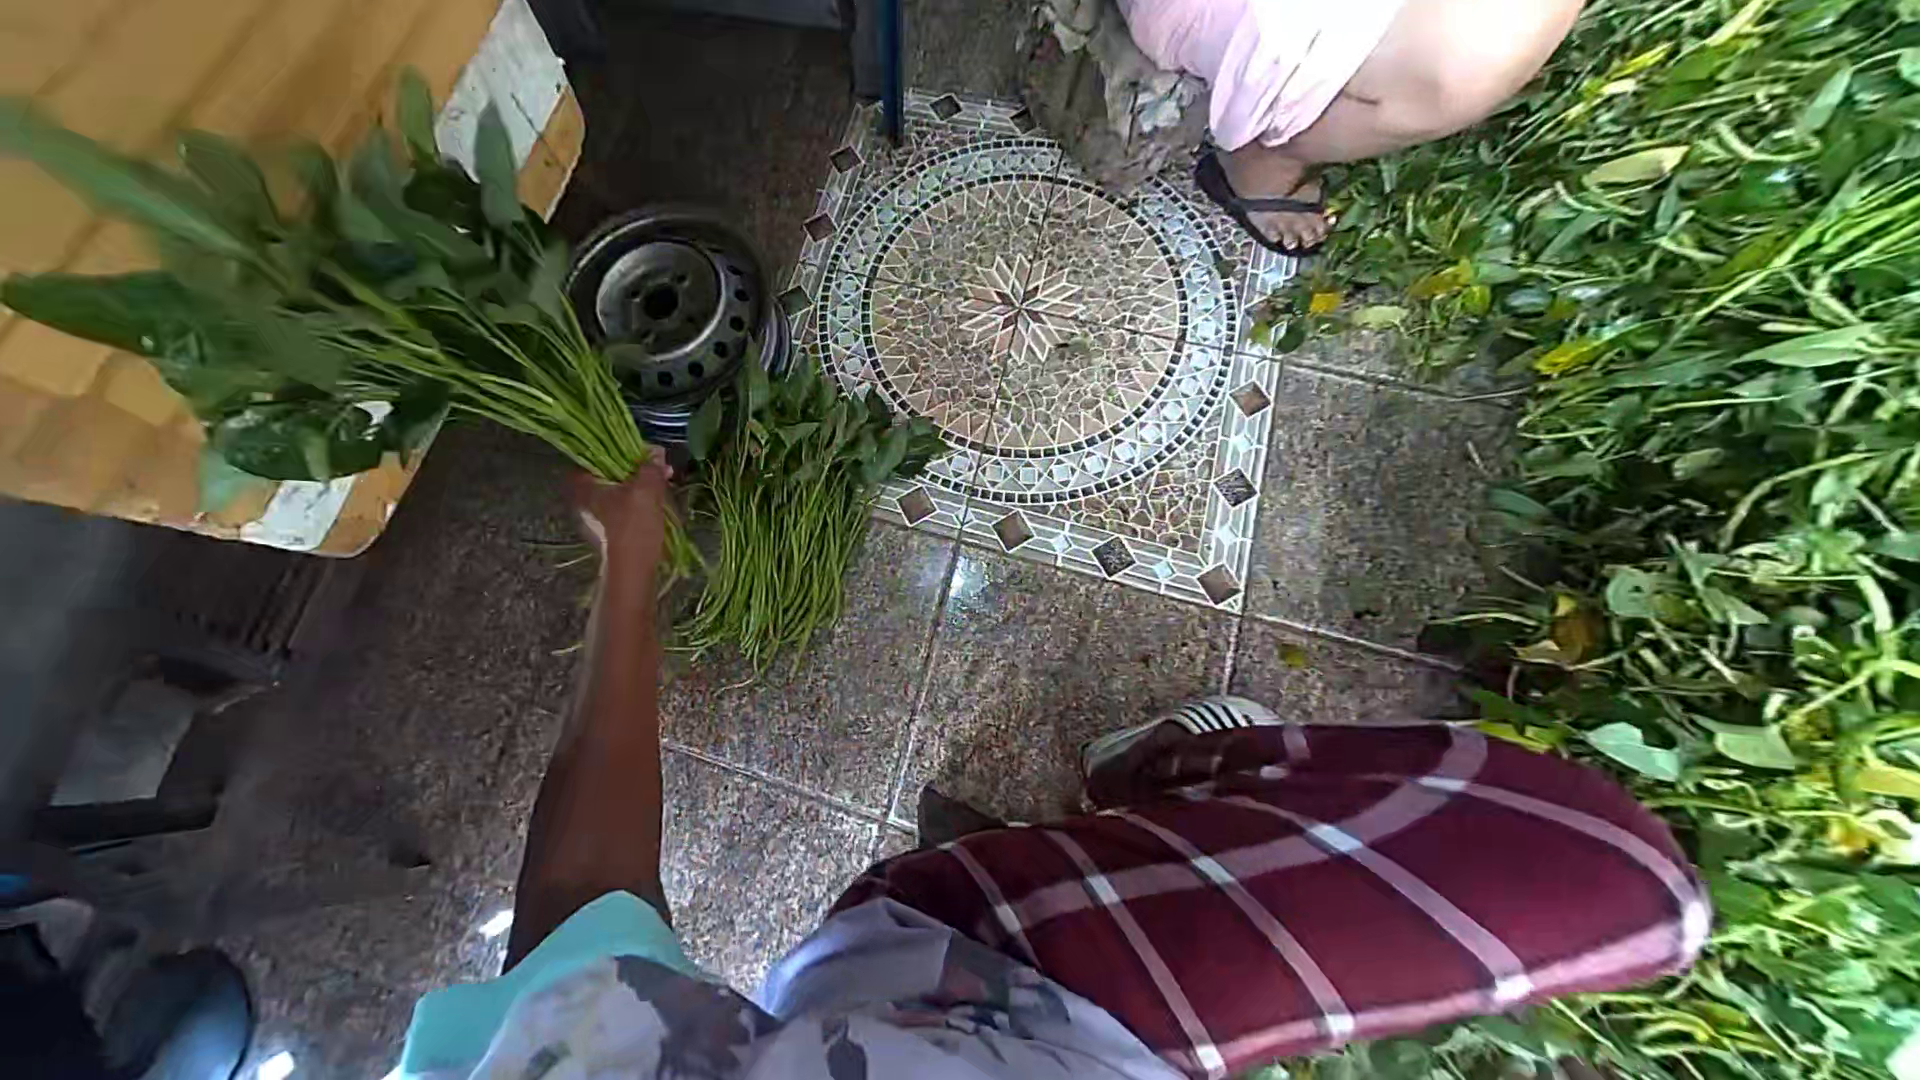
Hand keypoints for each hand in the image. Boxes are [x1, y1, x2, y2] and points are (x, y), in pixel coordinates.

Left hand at [568, 460, 672, 585]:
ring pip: (620, 490)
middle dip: (635, 470)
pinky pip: (625, 507)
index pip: (598, 456)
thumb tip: (656, 450)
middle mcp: (584, 498)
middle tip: (658, 469)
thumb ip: (650, 467)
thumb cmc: (634, 525)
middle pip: (611, 473)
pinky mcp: (610, 529)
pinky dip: (640, 503)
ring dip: (640, 486)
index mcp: (584, 484)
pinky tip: (657, 505)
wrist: (633, 567)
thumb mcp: (646, 489)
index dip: (622, 451)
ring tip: (663, 486)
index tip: (643, 454)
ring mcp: (596, 515)